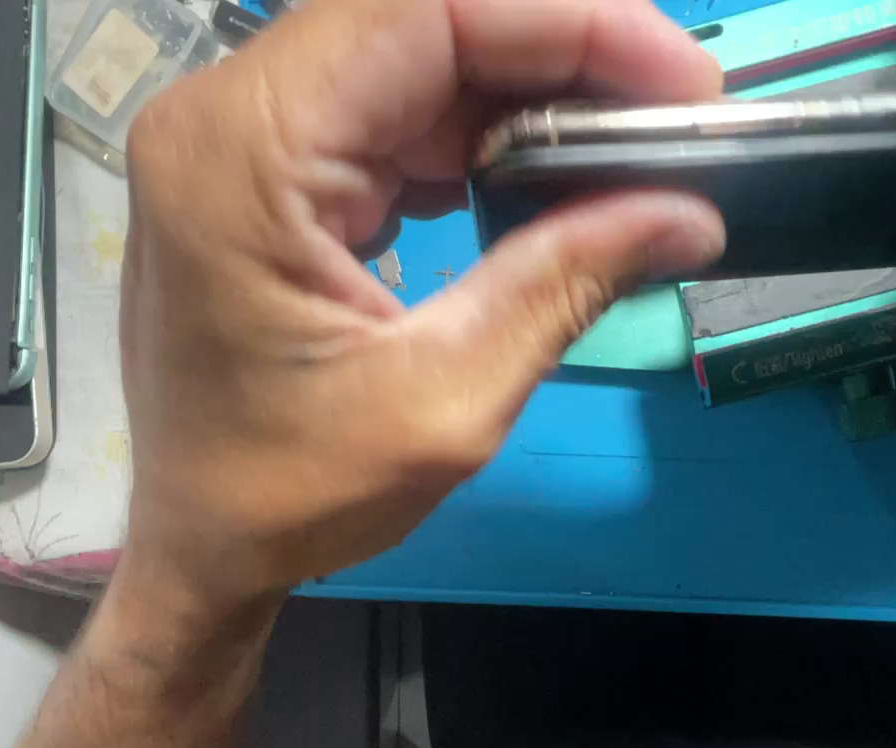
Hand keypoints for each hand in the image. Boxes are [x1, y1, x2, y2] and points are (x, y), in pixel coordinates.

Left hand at [116, 0, 724, 604]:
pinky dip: (478, 145)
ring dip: (527, 101)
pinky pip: (390, 126)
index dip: (571, 25)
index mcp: (247, 154)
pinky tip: (541, 180)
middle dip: (561, 59)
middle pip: (420, 25)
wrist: (207, 546)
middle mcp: (230, 118)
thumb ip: (562, 286)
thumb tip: (688, 216)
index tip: (680, 82)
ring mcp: (246, 147)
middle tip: (672, 117)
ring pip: (412, 70)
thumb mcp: (449, 398)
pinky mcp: (273, 184)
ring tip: (625, 148)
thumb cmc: (300, 492)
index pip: (424, 13)